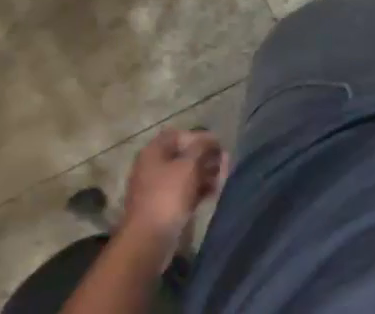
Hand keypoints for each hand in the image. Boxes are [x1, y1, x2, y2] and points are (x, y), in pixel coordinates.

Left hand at [121, 128, 228, 248]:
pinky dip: (198, 190)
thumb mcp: (188, 165)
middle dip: (205, 157)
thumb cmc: (168, 195)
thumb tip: (212, 139)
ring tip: (224, 177)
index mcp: (153, 152)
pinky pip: (184, 192)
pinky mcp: (164, 207)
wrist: (149, 240)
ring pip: (185, 175)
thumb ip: (202, 147)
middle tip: (224, 162)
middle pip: (183, 155)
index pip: (178, 135)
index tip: (217, 145)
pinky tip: (214, 193)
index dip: (198, 136)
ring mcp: (157, 189)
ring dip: (204, 174)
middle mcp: (153, 167)